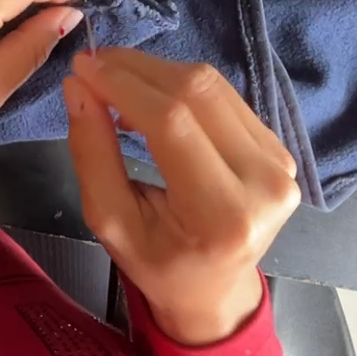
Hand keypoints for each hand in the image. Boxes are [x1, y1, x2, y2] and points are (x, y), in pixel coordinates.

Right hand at [63, 49, 300, 345]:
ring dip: (154, 70)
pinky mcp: (279, 147)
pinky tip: (148, 95)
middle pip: (195, 92)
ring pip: (210, 84)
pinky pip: (222, 94)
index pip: (171, 123)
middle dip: (135, 68)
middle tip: (92, 65)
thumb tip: (77, 86)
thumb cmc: (156, 262)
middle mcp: (263, 183)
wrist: (214, 290)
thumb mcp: (109, 220)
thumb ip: (92, 153)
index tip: (81, 67)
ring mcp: (279, 162)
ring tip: (114, 81)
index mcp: (221, 215)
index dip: (122, 84)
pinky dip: (177, 83)